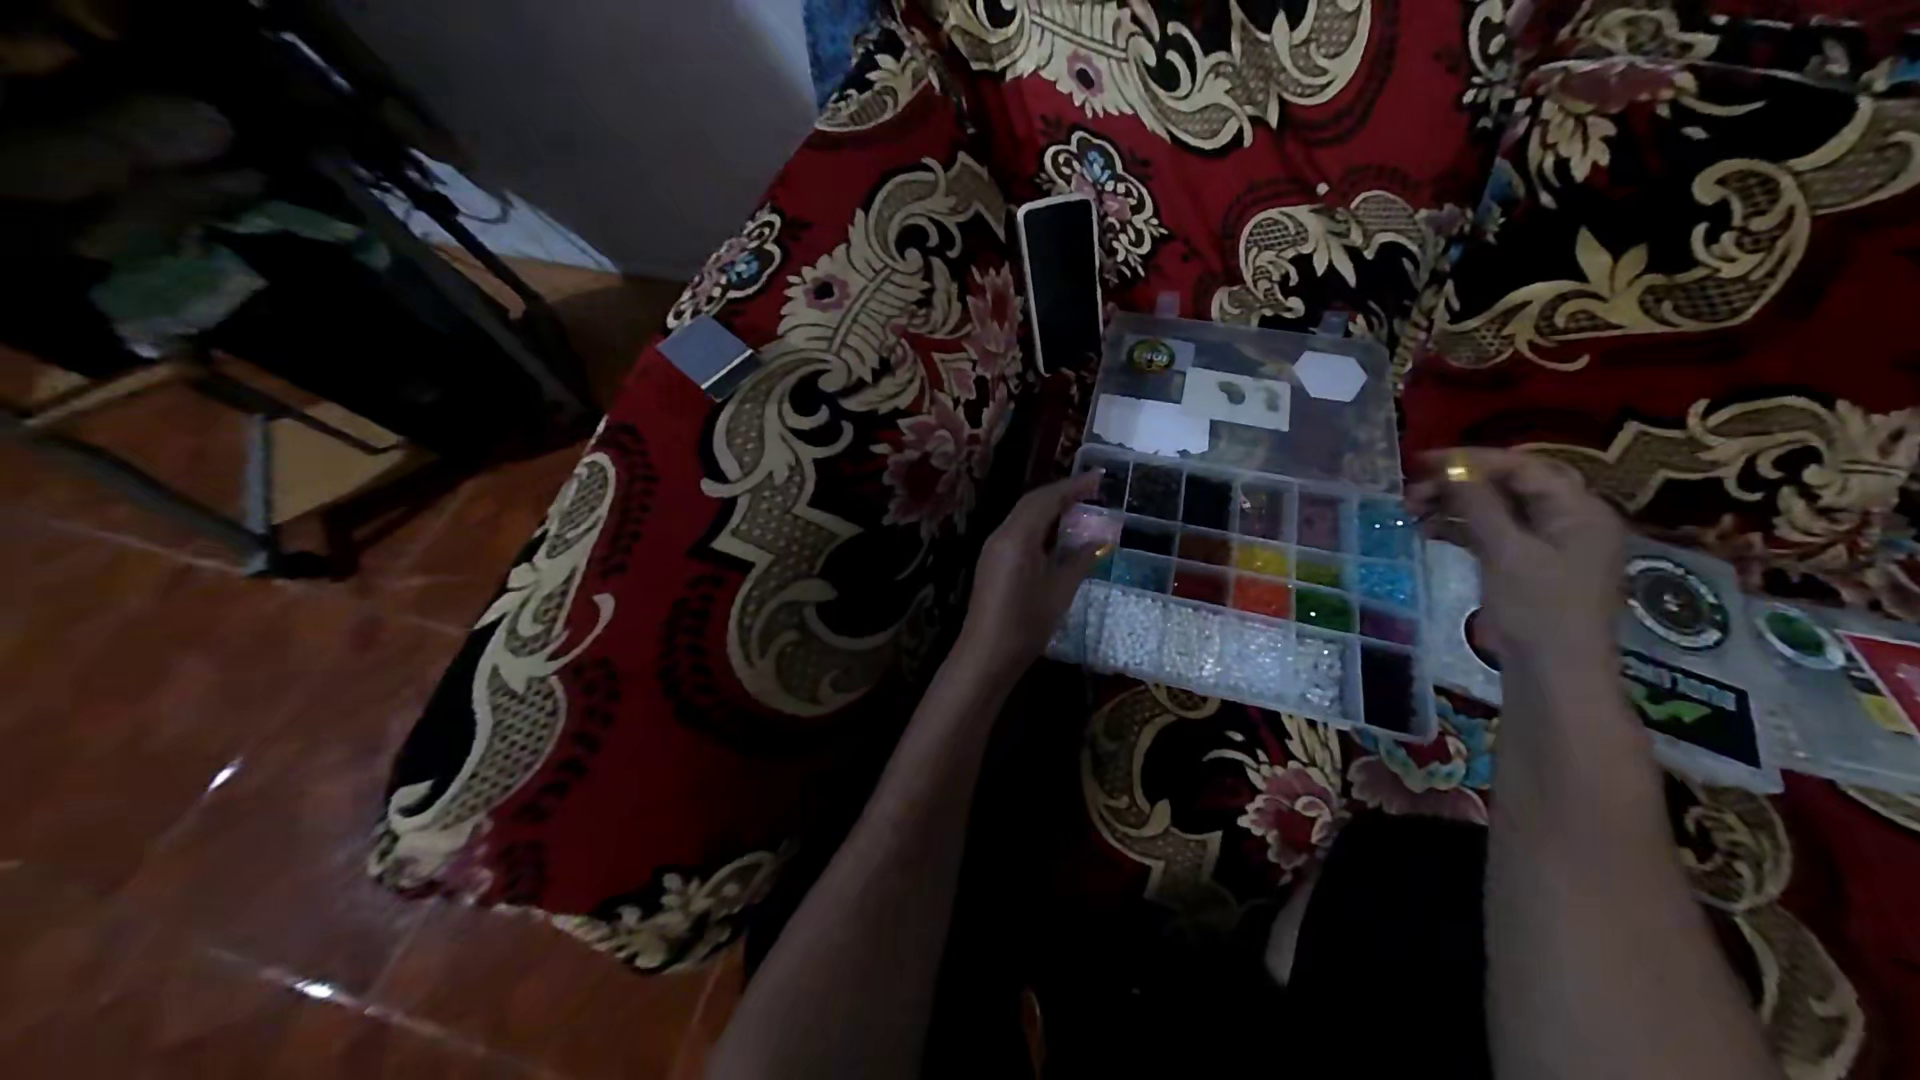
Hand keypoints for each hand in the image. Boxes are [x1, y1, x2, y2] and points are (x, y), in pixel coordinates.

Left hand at [954, 470, 1110, 678]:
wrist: (987, 655)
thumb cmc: (1026, 623)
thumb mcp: (1060, 590)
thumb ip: (1081, 560)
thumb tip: (1101, 540)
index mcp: (1017, 537)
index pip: (1046, 499)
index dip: (1073, 486)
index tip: (1099, 477)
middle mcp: (1002, 535)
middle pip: (1032, 503)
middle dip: (1062, 493)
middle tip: (1093, 490)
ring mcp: (994, 548)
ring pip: (1024, 516)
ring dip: (1050, 508)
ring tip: (1080, 508)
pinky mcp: (992, 562)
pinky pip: (1018, 531)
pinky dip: (1040, 525)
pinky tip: (1058, 534)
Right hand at [1406, 448, 1623, 680]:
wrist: (1554, 674)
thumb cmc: (1537, 610)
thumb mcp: (1506, 553)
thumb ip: (1480, 506)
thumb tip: (1451, 469)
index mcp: (1579, 510)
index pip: (1523, 467)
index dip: (1472, 460)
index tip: (1423, 463)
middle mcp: (1571, 520)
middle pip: (1511, 485)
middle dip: (1461, 482)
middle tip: (1413, 490)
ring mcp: (1552, 544)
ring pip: (1499, 509)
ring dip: (1457, 505)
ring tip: (1413, 510)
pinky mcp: (1531, 566)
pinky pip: (1495, 533)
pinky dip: (1463, 528)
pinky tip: (1429, 531)